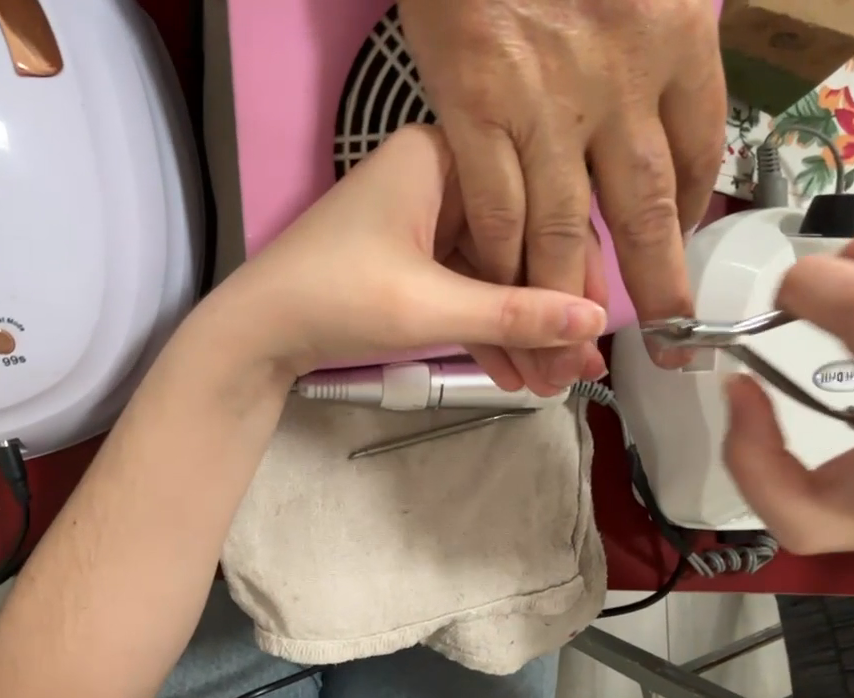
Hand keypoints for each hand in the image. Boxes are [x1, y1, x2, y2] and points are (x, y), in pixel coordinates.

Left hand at [211, 125, 608, 378]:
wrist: (254, 333)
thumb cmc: (336, 297)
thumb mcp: (431, 307)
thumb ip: (515, 315)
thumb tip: (596, 323)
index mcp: (443, 156)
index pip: (535, 207)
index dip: (572, 274)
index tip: (599, 328)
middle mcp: (439, 177)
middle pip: (517, 246)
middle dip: (545, 315)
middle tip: (578, 368)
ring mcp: (422, 222)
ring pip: (490, 278)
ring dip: (518, 334)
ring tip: (551, 386)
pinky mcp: (408, 262)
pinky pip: (460, 294)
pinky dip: (483, 335)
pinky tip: (514, 377)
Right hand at [398, 0, 725, 387]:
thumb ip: (660, 17)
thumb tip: (657, 85)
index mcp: (669, 32)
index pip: (694, 146)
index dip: (691, 206)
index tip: (681, 241)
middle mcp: (615, 79)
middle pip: (643, 206)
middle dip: (658, 282)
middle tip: (672, 338)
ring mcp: (541, 103)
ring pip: (564, 226)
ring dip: (574, 297)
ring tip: (584, 351)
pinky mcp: (473, 111)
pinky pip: (497, 210)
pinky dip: (507, 262)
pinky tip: (513, 299)